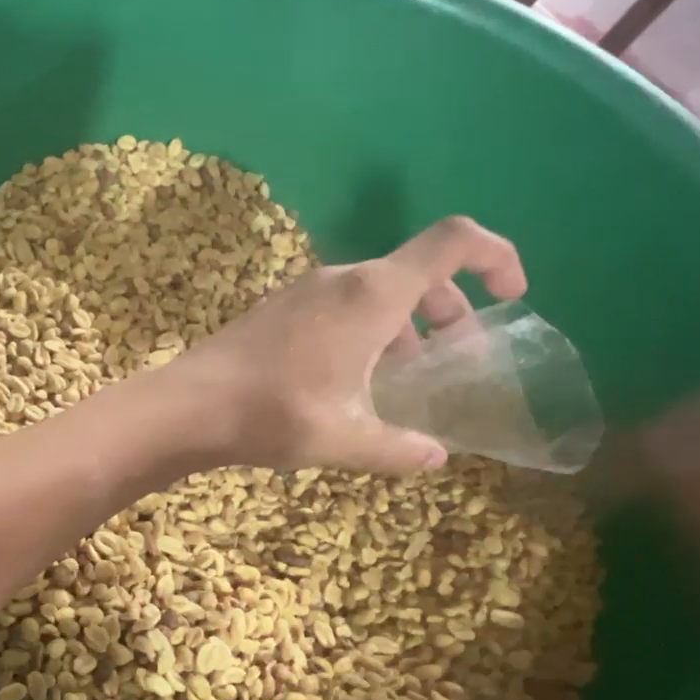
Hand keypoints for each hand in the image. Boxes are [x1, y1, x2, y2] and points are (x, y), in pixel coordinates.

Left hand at [167, 215, 528, 474]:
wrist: (186, 406)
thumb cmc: (272, 414)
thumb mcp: (345, 438)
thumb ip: (398, 447)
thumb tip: (434, 458)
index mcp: (372, 294)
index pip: (453, 242)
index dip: (496, 256)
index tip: (513, 295)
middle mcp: (340, 280)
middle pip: (414, 275)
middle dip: (449, 311)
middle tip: (456, 359)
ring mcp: (303, 292)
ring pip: (374, 294)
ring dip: (404, 326)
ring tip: (407, 377)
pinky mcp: (276, 311)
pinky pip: (338, 308)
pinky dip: (364, 331)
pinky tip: (352, 380)